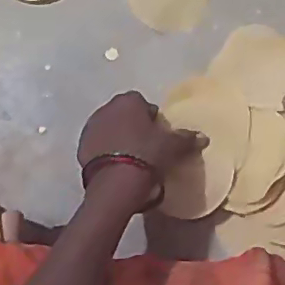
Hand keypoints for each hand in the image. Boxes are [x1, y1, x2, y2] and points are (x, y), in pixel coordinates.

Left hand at [77, 92, 205, 209]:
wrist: (115, 184)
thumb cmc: (147, 155)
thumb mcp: (173, 147)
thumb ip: (187, 138)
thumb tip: (204, 137)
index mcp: (129, 101)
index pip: (144, 104)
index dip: (152, 119)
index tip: (159, 135)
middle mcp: (107, 108)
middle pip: (125, 114)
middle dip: (133, 126)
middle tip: (146, 147)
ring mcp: (91, 126)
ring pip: (110, 128)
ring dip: (119, 138)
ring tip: (131, 158)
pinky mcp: (81, 146)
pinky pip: (98, 144)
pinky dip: (106, 151)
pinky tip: (117, 165)